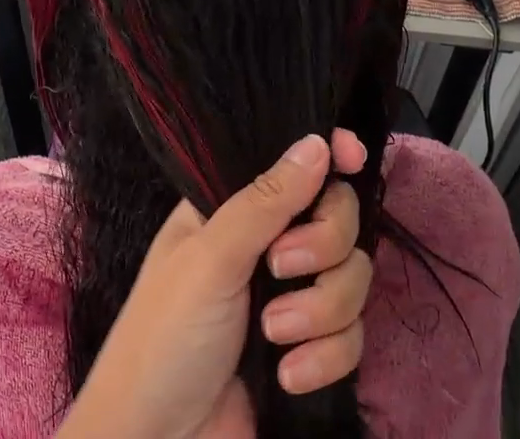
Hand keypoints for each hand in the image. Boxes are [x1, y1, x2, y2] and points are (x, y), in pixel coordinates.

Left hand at [57, 130, 372, 438]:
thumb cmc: (166, 338)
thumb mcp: (209, 260)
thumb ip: (265, 201)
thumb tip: (318, 141)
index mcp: (234, 210)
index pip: (293, 166)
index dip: (330, 156)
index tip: (353, 157)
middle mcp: (268, 246)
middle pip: (338, 218)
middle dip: (322, 247)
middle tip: (280, 269)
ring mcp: (293, 298)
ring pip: (353, 277)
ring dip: (319, 311)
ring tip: (273, 337)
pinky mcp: (312, 349)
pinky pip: (353, 335)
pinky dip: (326, 357)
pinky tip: (287, 378)